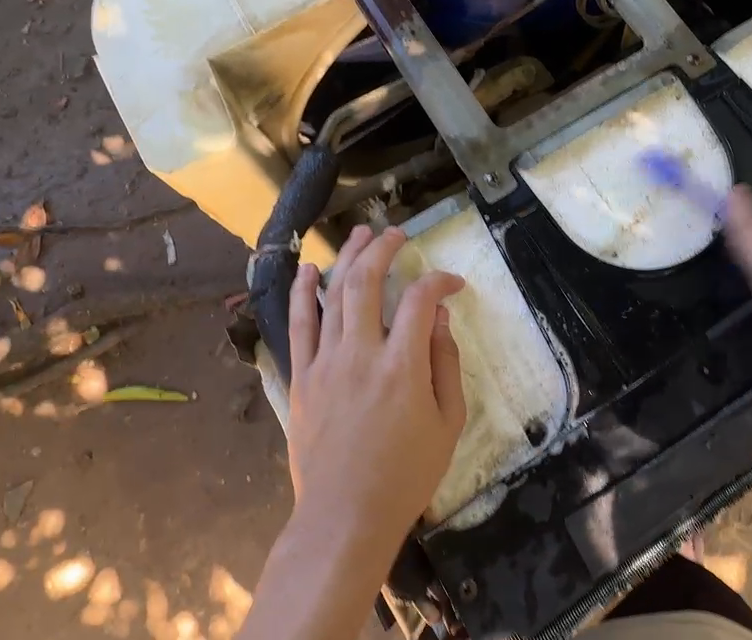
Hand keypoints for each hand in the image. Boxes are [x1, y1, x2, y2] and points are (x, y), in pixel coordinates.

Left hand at [284, 225, 466, 547]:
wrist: (344, 517)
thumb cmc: (406, 475)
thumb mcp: (448, 423)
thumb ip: (445, 364)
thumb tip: (439, 318)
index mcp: (402, 366)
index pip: (421, 300)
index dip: (439, 281)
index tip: (452, 283)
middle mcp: (360, 353)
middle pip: (367, 281)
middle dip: (383, 248)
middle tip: (396, 234)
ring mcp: (325, 363)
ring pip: (333, 295)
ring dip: (347, 258)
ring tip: (360, 234)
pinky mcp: (302, 378)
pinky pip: (299, 326)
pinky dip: (303, 294)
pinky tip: (309, 270)